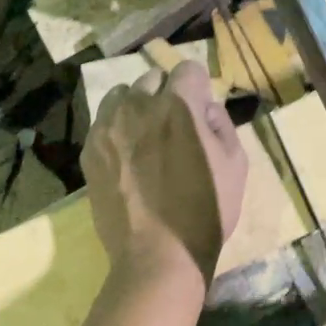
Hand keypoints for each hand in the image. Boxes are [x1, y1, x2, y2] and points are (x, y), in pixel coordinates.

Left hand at [82, 60, 247, 284]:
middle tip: (174, 126)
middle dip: (166, 94)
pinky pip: (102, 123)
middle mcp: (139, 106)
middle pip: (152, 79)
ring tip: (145, 136)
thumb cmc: (206, 212)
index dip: (198, 87)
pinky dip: (115, 129)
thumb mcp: (236, 166)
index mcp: (179, 106)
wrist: (157, 256)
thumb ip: (222, 124)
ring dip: (136, 107)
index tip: (200, 108)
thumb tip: (206, 107)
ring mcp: (108, 127)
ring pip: (121, 96)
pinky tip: (126, 156)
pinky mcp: (89, 151)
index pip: (188, 69)